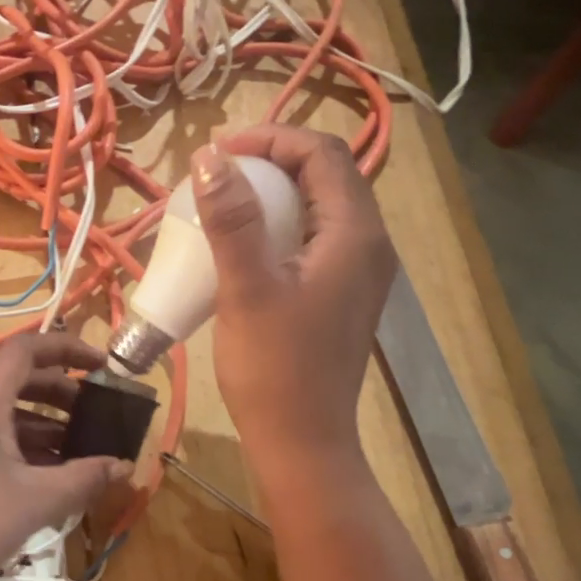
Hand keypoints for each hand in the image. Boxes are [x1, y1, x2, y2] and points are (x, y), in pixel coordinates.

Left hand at [0, 333, 132, 580]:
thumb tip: (122, 466)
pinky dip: (17, 444)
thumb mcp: (35, 502)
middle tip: (96, 417)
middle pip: (15, 378)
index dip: (68, 349)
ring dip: (41, 423)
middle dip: (60, 392)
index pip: (27, 349)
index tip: (103, 367)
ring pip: (0, 411)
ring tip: (78, 453)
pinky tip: (43, 476)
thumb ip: (84, 478)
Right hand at [192, 125, 396, 477]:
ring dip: (272, 196)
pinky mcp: (339, 298)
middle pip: (326, 177)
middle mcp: (368, 245)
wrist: (302, 442)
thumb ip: (232, 220)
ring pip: (318, 210)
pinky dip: (276, 229)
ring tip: (222, 204)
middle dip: (270, 163)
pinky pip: (312, 242)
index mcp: (355, 234)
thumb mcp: (248, 290)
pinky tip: (241, 250)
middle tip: (216, 173)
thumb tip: (212, 157)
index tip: (217, 151)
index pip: (322, 154)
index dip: (271, 139)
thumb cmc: (275, 369)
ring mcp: (357, 274)